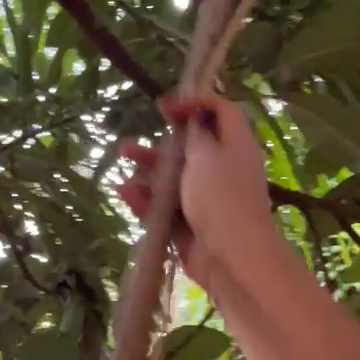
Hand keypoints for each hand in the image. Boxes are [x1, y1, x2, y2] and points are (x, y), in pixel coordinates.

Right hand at [116, 94, 277, 286]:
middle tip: (136, 137)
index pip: (220, 112)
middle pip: (190, 148)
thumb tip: (193, 122)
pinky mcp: (190, 225)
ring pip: (174, 178)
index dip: (195, 103)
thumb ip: (195, 135)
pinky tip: (126, 192)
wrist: (231, 257)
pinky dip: (146, 199)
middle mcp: (222, 169)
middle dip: (161, 142)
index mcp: (235, 146)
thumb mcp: (206, 155)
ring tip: (123, 160)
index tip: (166, 107)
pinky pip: (165, 207)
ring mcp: (205, 200)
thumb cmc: (221, 197)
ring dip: (148, 168)